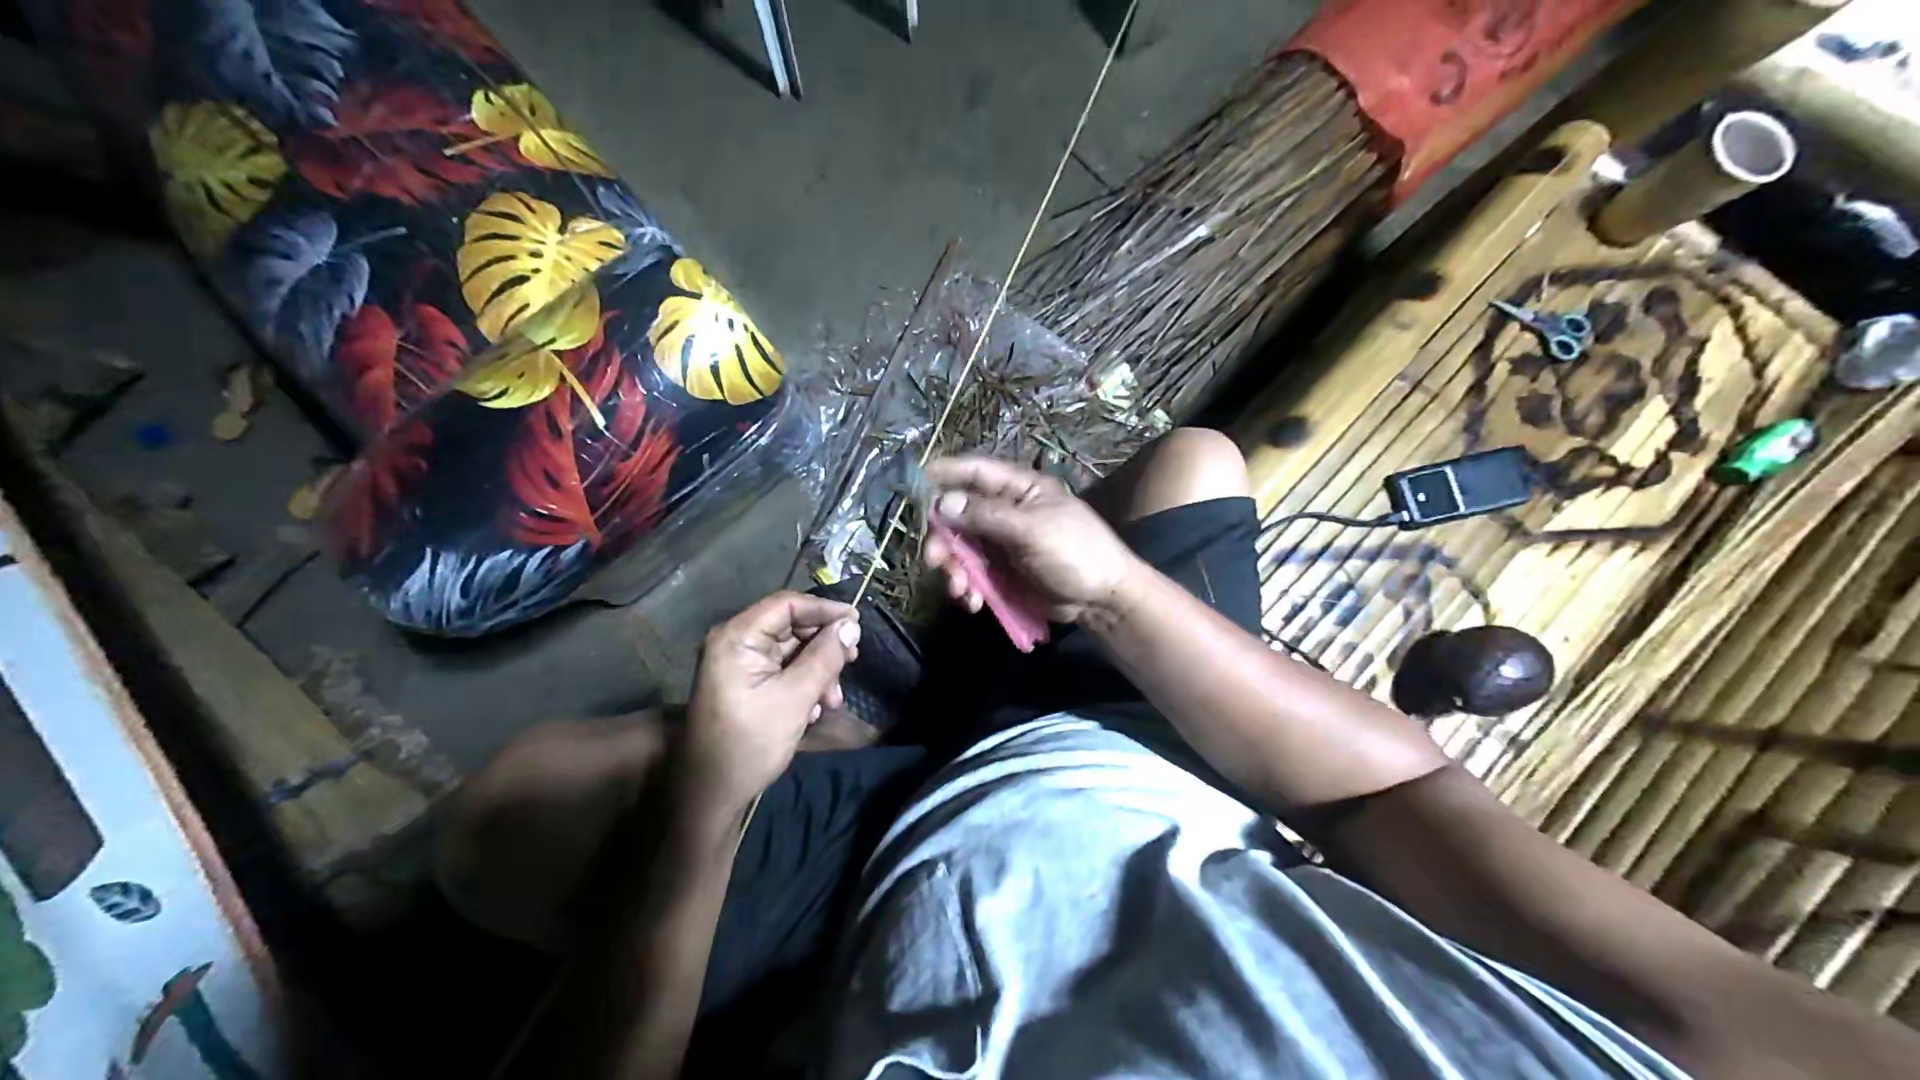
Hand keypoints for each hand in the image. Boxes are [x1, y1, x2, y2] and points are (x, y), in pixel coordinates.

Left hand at [683, 592, 860, 809]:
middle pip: (791, 626)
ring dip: (819, 669)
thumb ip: (825, 657)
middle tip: (853, 659)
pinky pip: (784, 669)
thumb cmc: (750, 743)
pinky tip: (817, 709)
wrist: (712, 794)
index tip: (857, 621)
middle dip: (824, 645)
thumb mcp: (795, 698)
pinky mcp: (747, 683)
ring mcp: (740, 664)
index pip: (786, 605)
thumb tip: (851, 624)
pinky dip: (805, 682)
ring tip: (833, 699)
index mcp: (736, 638)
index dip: (824, 608)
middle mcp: (735, 642)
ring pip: (792, 650)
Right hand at [923, 456, 1144, 623]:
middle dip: (943, 539)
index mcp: (1018, 489)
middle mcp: (1005, 512)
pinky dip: (967, 588)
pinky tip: (973, 602)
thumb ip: (987, 516)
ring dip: (954, 570)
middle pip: (958, 515)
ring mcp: (1001, 543)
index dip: (946, 474)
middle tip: (934, 559)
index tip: (915, 484)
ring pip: (960, 549)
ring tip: (961, 591)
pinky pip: (972, 575)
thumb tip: (943, 502)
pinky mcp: (1001, 572)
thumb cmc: (1076, 551)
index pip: (975, 471)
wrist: (1102, 599)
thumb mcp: (1031, 530)